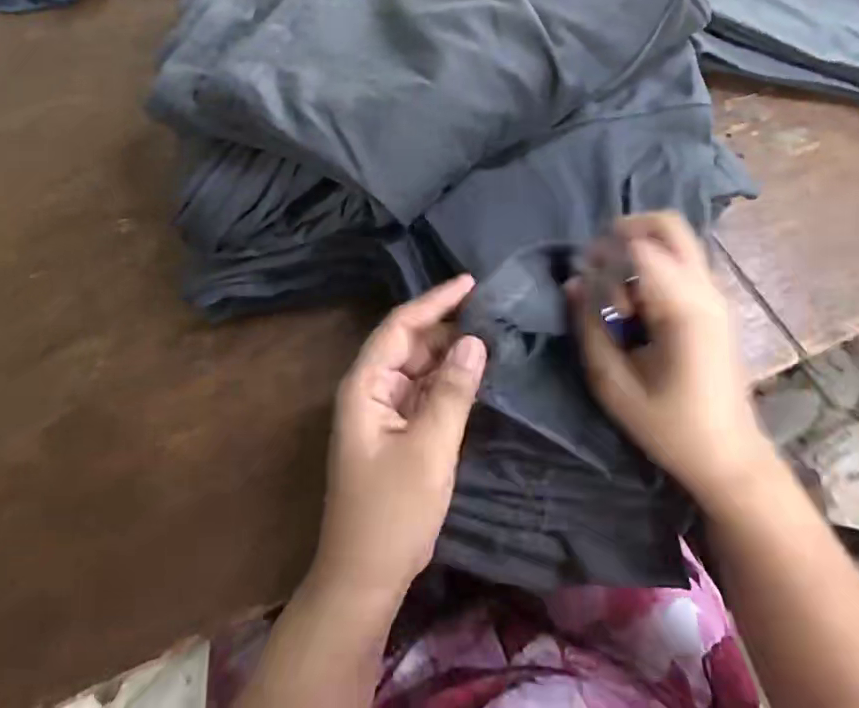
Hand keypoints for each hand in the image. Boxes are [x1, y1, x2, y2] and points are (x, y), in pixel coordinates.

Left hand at [311, 275, 486, 603]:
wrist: (366, 576)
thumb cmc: (392, 512)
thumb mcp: (429, 449)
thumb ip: (453, 392)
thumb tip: (475, 340)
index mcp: (365, 387)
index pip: (399, 327)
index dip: (434, 301)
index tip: (470, 282)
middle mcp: (371, 391)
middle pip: (410, 344)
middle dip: (447, 328)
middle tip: (493, 314)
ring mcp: (384, 412)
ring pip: (420, 368)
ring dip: (451, 355)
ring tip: (493, 337)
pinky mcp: (398, 432)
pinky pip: (425, 393)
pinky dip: (449, 382)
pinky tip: (477, 374)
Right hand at [571, 213, 773, 505]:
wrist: (731, 458)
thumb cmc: (670, 427)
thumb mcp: (613, 384)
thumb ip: (589, 327)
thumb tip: (573, 282)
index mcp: (684, 309)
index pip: (641, 247)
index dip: (606, 253)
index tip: (586, 280)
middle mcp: (706, 291)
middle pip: (669, 225)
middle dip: (625, 231)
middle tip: (598, 264)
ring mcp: (716, 295)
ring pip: (675, 241)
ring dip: (640, 251)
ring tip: (619, 294)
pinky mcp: (716, 305)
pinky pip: (682, 262)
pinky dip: (653, 266)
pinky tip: (638, 305)